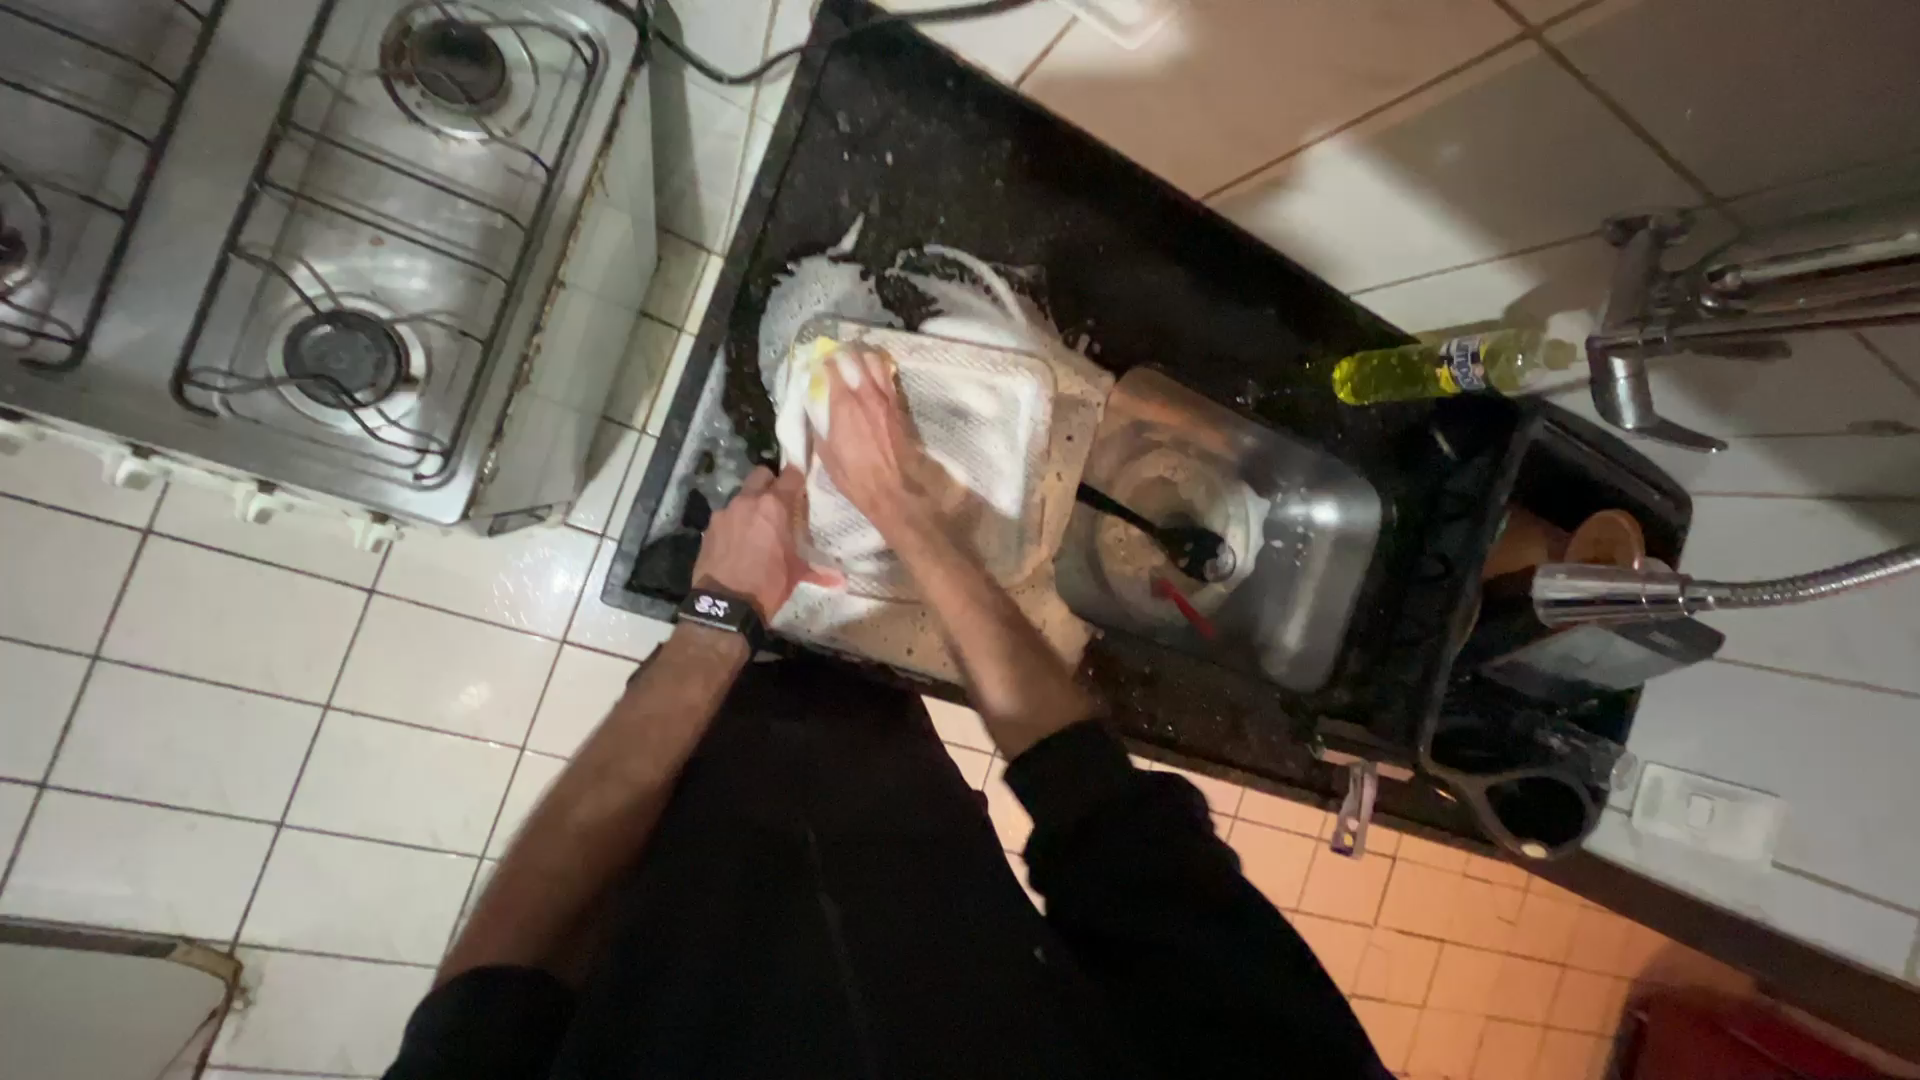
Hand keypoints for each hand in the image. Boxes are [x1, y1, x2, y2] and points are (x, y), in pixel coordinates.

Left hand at [692, 466, 838, 619]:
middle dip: (771, 483)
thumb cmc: (768, 584)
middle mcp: (748, 501)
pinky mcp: (710, 527)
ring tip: (759, 527)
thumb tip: (841, 580)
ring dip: (752, 504)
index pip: (791, 475)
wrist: (725, 605)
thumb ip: (819, 570)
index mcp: (774, 506)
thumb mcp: (796, 574)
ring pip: (742, 495)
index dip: (798, 478)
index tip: (802, 487)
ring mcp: (725, 512)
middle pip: (761, 475)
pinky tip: (740, 542)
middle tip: (780, 502)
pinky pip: (727, 516)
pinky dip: (736, 523)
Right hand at [816, 348, 938, 537]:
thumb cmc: (856, 477)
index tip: (817, 363)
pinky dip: (879, 371)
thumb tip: (814, 410)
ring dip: (863, 357)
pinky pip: (888, 377)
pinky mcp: (899, 406)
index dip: (823, 361)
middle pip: (854, 357)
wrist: (895, 488)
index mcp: (842, 404)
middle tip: (836, 357)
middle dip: (842, 353)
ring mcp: (886, 398)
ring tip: (856, 362)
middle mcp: (865, 394)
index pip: (831, 366)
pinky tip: (873, 377)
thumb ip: (819, 426)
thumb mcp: (826, 454)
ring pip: (875, 362)